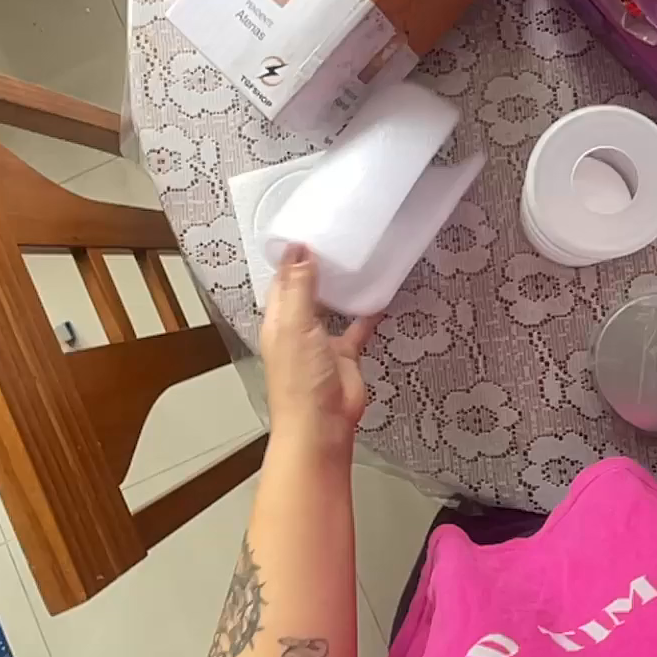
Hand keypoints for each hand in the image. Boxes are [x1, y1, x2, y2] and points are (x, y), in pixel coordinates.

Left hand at [260, 246, 380, 451]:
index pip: (281, 280)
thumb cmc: (300, 382)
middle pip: (305, 290)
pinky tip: (378, 297)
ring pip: (331, 306)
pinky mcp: (345, 355)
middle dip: (316, 268)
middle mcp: (297, 328)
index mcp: (278, 320)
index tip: (306, 231)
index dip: (290, 257)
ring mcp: (321, 342)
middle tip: (333, 239)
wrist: (323, 424)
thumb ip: (298, 287)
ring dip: (340, 287)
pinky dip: (367, 313)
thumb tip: (299, 250)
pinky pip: (357, 328)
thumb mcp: (295, 325)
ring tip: (353, 260)